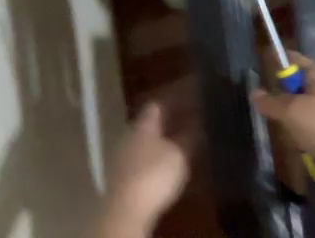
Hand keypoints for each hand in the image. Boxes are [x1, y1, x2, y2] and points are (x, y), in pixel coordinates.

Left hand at [102, 102, 191, 232]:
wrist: (125, 210)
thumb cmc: (155, 174)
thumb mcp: (180, 155)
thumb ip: (188, 138)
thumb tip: (196, 123)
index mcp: (144, 124)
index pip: (155, 106)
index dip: (170, 104)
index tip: (185, 103)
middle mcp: (129, 136)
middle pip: (146, 126)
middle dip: (162, 127)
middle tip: (181, 128)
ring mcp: (120, 158)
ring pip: (140, 146)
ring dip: (154, 147)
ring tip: (173, 151)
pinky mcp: (117, 179)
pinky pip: (135, 165)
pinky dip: (147, 165)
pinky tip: (159, 171)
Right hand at [250, 52, 314, 168]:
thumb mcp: (294, 113)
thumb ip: (273, 103)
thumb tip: (255, 91)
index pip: (294, 59)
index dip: (276, 62)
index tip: (260, 69)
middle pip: (301, 84)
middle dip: (286, 99)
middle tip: (273, 114)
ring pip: (310, 106)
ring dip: (298, 120)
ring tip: (292, 136)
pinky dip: (311, 133)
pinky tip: (308, 148)